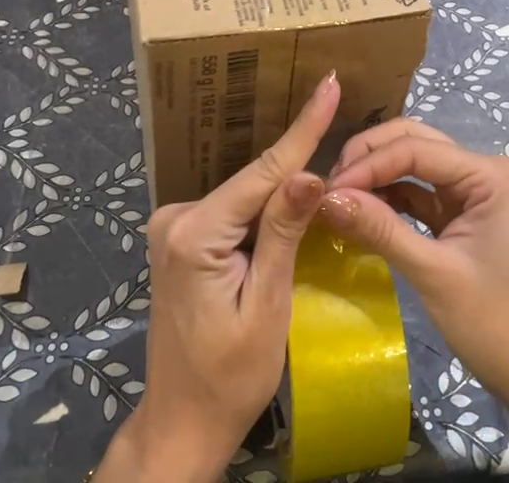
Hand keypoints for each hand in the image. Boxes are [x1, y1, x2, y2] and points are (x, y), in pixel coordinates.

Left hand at [93, 72, 337, 482]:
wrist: (182, 422)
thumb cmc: (230, 376)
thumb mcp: (268, 307)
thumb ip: (284, 235)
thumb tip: (309, 172)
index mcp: (195, 234)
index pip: (262, 172)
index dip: (303, 128)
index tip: (328, 84)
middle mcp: (175, 218)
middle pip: (253, 180)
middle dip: (298, 159)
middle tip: (335, 108)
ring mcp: (173, 227)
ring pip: (244, 194)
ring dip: (283, 185)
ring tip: (325, 150)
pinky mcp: (180, 240)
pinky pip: (232, 211)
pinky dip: (263, 207)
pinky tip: (291, 197)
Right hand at [318, 119, 508, 399]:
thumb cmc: (493, 322)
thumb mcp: (432, 273)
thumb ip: (381, 229)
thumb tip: (326, 197)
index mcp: (488, 174)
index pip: (415, 149)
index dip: (368, 164)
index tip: (326, 191)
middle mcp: (480, 170)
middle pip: (413, 141)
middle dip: (369, 157)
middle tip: (328, 186)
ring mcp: (470, 191)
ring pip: (411, 162)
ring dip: (374, 175)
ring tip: (336, 197)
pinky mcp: (457, 214)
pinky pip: (415, 191)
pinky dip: (386, 197)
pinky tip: (358, 210)